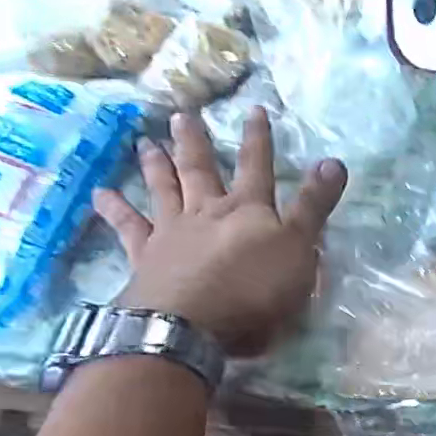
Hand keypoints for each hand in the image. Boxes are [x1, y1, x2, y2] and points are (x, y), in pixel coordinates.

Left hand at [93, 108, 346, 355]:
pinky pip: (127, 226)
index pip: (257, 167)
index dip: (259, 139)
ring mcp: (171, 232)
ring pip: (163, 190)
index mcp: (247, 210)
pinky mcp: (145, 257)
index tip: (255, 110)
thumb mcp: (299, 248)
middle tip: (181, 115)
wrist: (191, 324)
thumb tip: (335, 161)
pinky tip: (100, 193)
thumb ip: (314, 206)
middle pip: (200, 170)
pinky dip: (114, 208)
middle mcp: (207, 212)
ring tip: (146, 142)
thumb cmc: (254, 289)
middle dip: (195, 142)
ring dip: (156, 166)